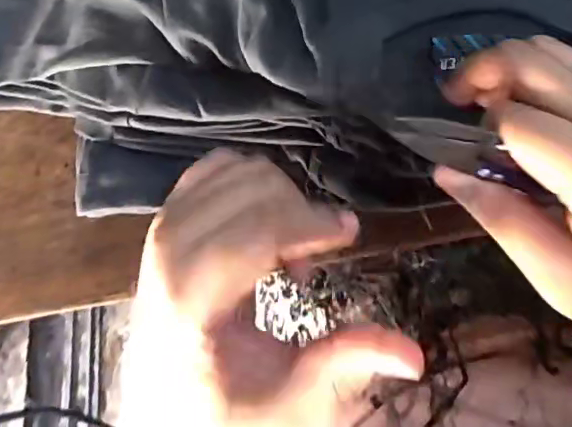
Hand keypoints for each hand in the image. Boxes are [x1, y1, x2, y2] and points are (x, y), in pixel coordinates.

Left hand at [118, 150, 423, 426]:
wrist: (158, 403)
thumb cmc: (222, 407)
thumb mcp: (287, 405)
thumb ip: (342, 369)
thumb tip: (413, 355)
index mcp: (190, 302)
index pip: (256, 232)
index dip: (310, 222)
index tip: (350, 231)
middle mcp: (168, 255)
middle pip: (251, 192)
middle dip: (299, 211)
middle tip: (318, 252)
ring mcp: (162, 230)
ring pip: (236, 170)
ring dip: (278, 194)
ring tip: (289, 243)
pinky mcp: (166, 217)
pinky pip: (213, 168)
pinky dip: (248, 176)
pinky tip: (266, 212)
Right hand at [432, 36, 571, 377]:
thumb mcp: (570, 288)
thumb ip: (504, 222)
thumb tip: (446, 171)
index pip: (511, 116)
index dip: (479, 131)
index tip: (472, 159)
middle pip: (527, 58)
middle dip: (480, 70)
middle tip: (458, 103)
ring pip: (551, 49)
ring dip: (510, 65)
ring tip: (494, 104)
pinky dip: (542, 73)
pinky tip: (539, 113)